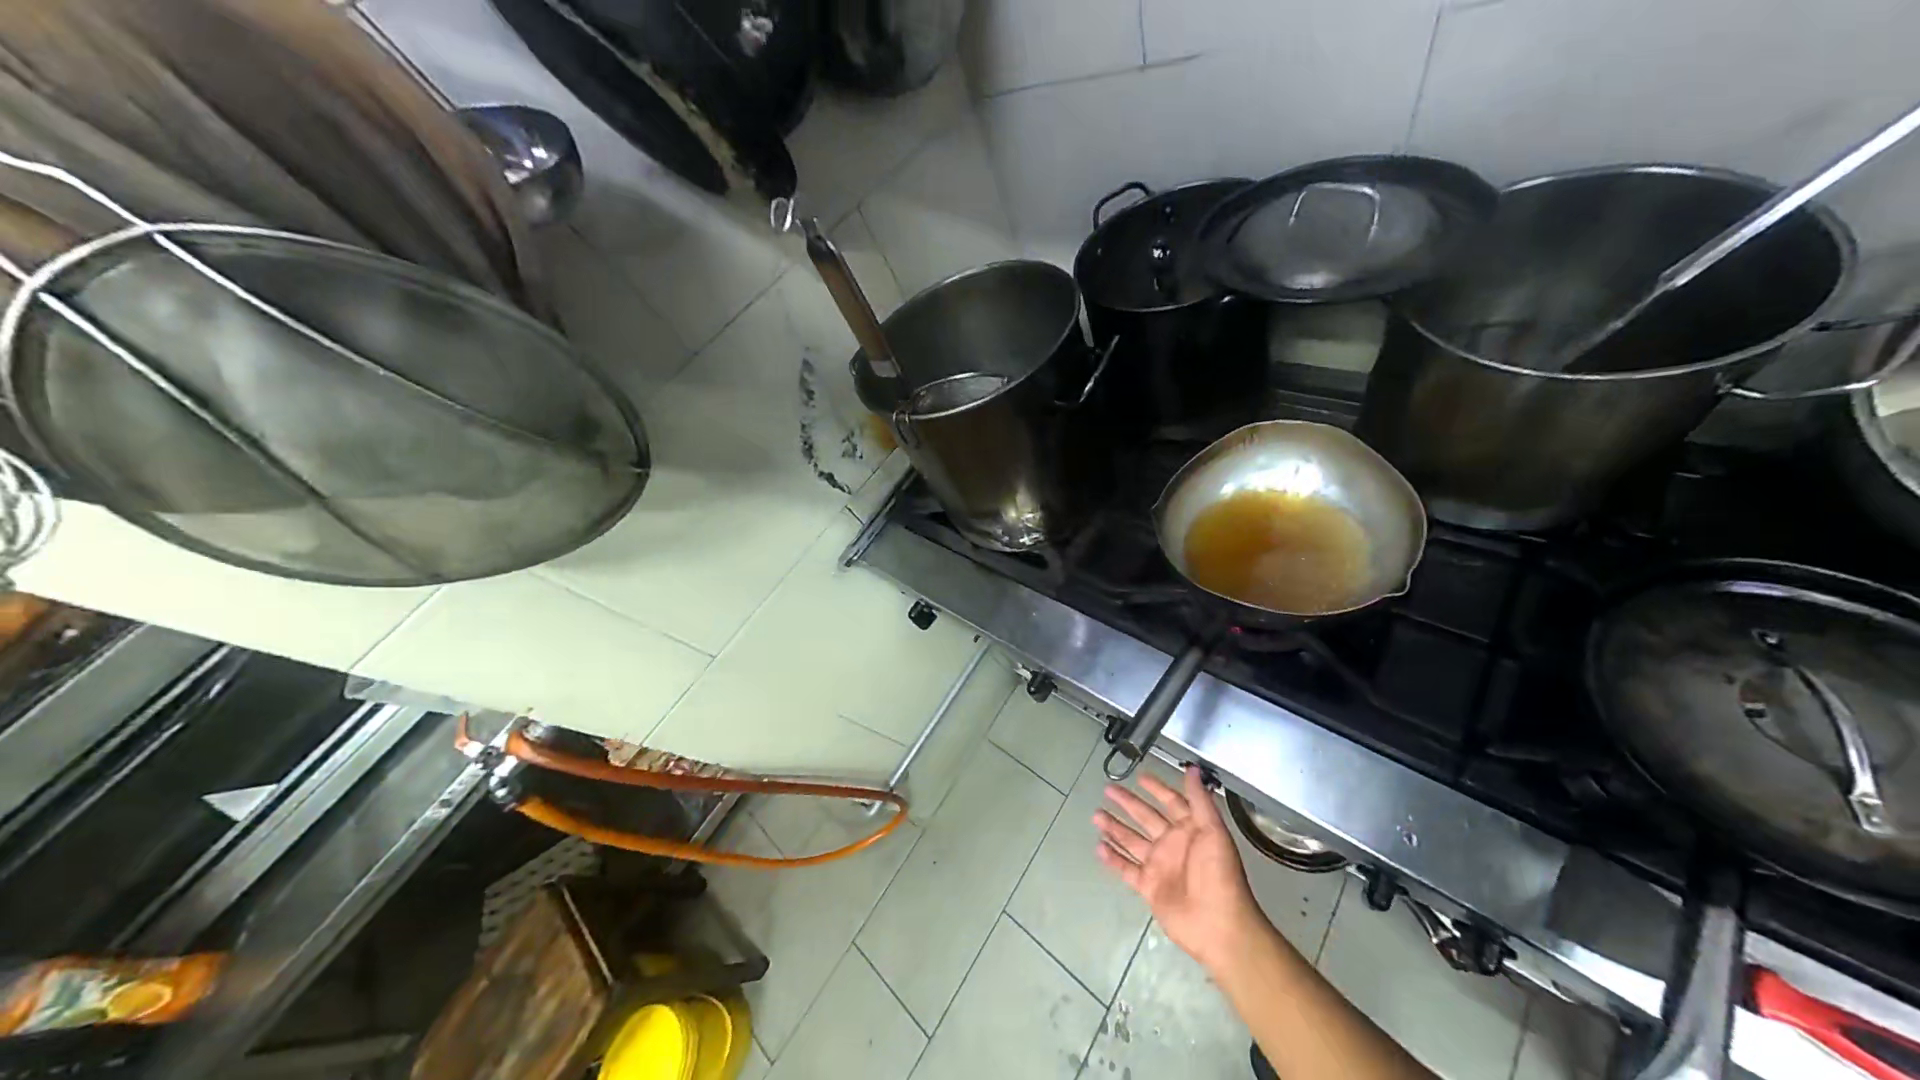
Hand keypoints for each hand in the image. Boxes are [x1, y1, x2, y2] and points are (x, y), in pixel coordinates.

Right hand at [1094, 765, 1270, 974]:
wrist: (1218, 924)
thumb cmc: (1219, 875)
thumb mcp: (1214, 831)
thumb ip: (1199, 800)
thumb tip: (1193, 769)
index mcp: (1191, 829)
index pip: (1171, 802)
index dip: (1157, 789)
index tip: (1140, 776)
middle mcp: (1173, 844)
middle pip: (1145, 818)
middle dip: (1128, 803)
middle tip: (1108, 789)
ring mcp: (1159, 865)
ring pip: (1131, 841)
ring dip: (1114, 827)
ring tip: (1096, 815)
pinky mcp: (1148, 887)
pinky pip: (1126, 868)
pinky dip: (1113, 858)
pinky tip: (1099, 847)